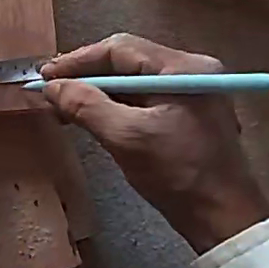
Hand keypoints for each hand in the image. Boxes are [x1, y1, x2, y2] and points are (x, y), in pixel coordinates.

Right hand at [40, 33, 268, 252]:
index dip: (78, 61)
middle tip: (50, 89)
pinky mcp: (187, 112)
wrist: (223, 218)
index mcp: (184, 68)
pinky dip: (113, 104)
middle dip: (85, 74)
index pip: (120, 49)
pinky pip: (141, 97)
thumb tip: (52, 87)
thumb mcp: (126, 137)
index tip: (45, 76)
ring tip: (63, 104)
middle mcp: (191, 71)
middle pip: (126, 61)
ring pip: (132, 80)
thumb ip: (86, 106)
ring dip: (96, 91)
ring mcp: (191, 91)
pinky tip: (89, 115)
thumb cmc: (178, 174)